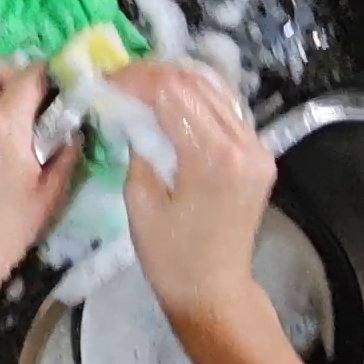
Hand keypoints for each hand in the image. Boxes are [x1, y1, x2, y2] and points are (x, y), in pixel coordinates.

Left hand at [0, 63, 79, 305]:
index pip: (31, 75)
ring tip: (10, 113)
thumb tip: (73, 129)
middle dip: (19, 76)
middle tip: (35, 100)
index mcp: (3, 122)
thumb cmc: (3, 232)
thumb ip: (65, 153)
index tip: (61, 90)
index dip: (50, 77)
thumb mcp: (47, 195)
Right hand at [110, 62, 275, 329]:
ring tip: (139, 84)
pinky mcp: (258, 152)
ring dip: (174, 80)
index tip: (105, 82)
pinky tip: (170, 98)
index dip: (134, 80)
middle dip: (152, 74)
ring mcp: (257, 147)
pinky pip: (226, 107)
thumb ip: (140, 145)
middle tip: (117, 80)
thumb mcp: (140, 198)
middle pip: (195, 83)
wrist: (213, 289)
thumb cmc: (169, 255)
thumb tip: (131, 111)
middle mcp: (244, 144)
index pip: (172, 93)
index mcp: (212, 158)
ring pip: (215, 88)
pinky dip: (196, 95)